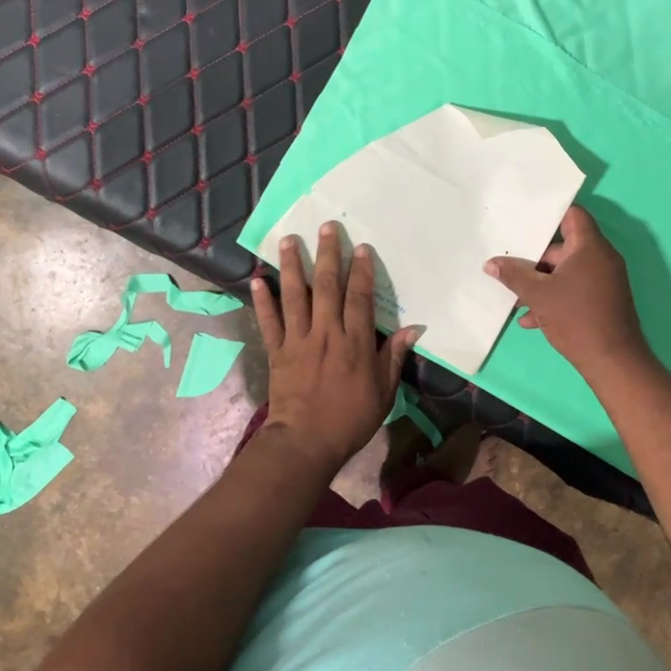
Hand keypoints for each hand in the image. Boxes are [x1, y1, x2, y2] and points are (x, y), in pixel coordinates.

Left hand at [253, 222, 421, 474]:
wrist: (305, 443)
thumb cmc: (350, 420)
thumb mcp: (383, 393)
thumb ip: (394, 357)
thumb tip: (414, 328)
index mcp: (355, 343)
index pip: (359, 298)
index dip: (361, 271)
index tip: (361, 247)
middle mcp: (326, 333)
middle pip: (326, 286)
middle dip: (327, 255)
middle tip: (327, 227)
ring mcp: (298, 340)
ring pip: (294, 295)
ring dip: (291, 266)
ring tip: (289, 240)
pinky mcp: (276, 352)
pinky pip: (268, 321)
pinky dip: (262, 301)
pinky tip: (256, 280)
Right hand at [485, 205, 650, 379]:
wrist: (613, 361)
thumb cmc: (576, 318)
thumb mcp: (537, 295)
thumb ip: (513, 275)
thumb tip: (491, 263)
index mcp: (590, 247)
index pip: (573, 215)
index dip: (549, 214)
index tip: (524, 219)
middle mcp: (601, 259)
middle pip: (563, 247)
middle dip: (534, 258)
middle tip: (508, 265)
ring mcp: (604, 280)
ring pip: (566, 271)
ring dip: (541, 282)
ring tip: (515, 298)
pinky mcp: (603, 300)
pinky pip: (575, 288)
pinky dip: (554, 297)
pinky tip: (531, 318)